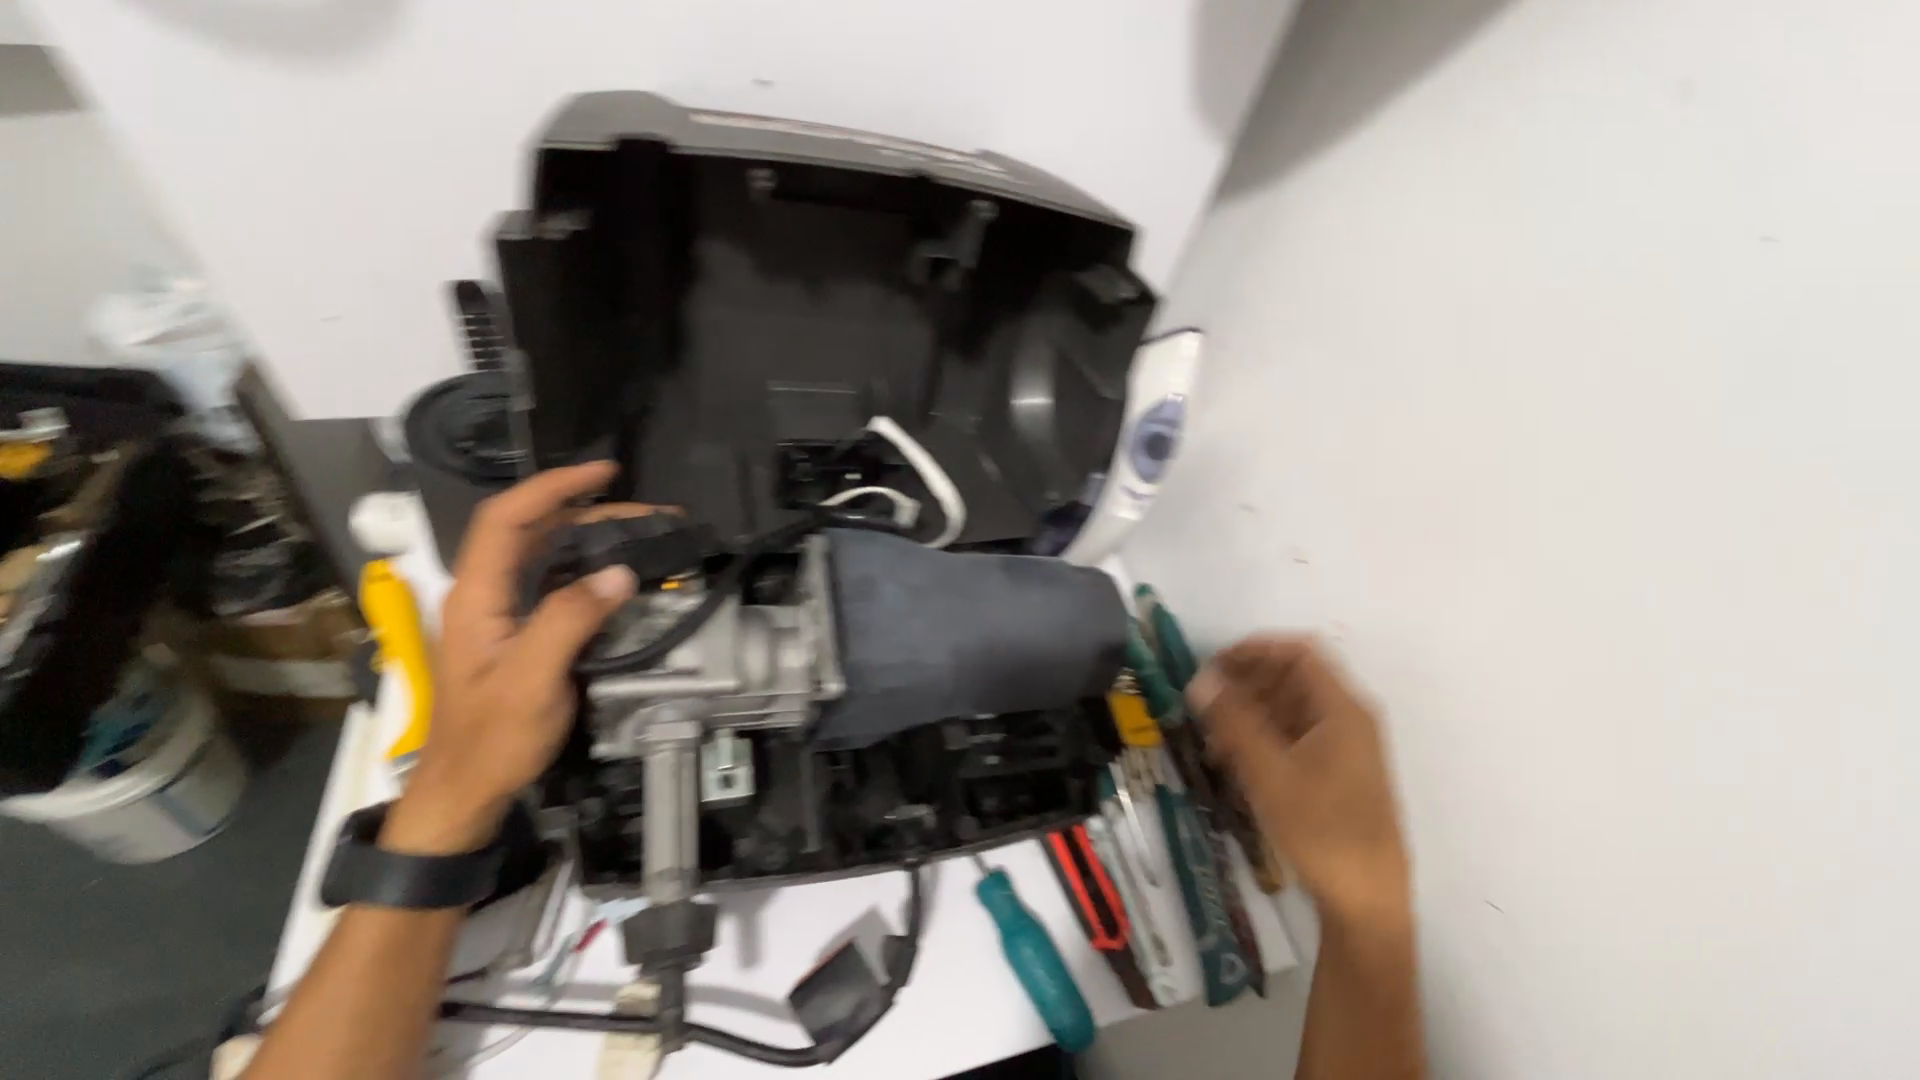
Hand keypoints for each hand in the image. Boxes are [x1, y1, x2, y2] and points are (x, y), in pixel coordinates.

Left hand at [382, 462, 637, 854]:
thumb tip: (619, 572)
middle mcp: (486, 595)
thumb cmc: (492, 739)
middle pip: (532, 531)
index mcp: (476, 596)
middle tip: (647, 513)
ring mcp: (502, 614)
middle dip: (588, 510)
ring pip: (546, 556)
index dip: (553, 487)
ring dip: (593, 537)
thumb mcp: (532, 681)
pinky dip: (592, 569)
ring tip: (645, 535)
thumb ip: (569, 620)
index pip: (507, 518)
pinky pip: (557, 585)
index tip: (604, 473)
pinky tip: (623, 574)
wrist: (466, 791)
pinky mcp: (521, 634)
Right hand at [1189, 636, 1409, 926]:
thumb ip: (1233, 721)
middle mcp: (1348, 719)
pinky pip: (1294, 735)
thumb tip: (1200, 679)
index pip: (1297, 652)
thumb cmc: (1322, 831)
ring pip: (1290, 707)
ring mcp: (1344, 746)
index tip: (1212, 664)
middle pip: (1293, 677)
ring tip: (1211, 732)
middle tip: (1203, 699)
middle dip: (1245, 681)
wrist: (1367, 900)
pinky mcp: (1336, 772)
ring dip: (1249, 710)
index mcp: (1342, 709)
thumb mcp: (1269, 773)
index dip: (1253, 650)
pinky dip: (1262, 735)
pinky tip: (1232, 757)